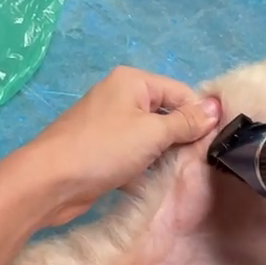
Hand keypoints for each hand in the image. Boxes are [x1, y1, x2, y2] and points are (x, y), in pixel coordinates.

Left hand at [14, 67, 219, 226]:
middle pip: (166, 113)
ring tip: (180, 174)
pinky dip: (145, 166)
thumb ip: (185, 122)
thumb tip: (215, 108)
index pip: (181, 92)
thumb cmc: (104, 148)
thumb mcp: (152, 133)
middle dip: (182, 137)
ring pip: (151, 136)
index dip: (199, 116)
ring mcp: (110, 124)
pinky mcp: (103, 149)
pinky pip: (135, 153)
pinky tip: (155, 183)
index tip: (213, 143)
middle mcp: (121, 96)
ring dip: (164, 155)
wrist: (50, 181)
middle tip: (198, 162)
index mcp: (133, 81)